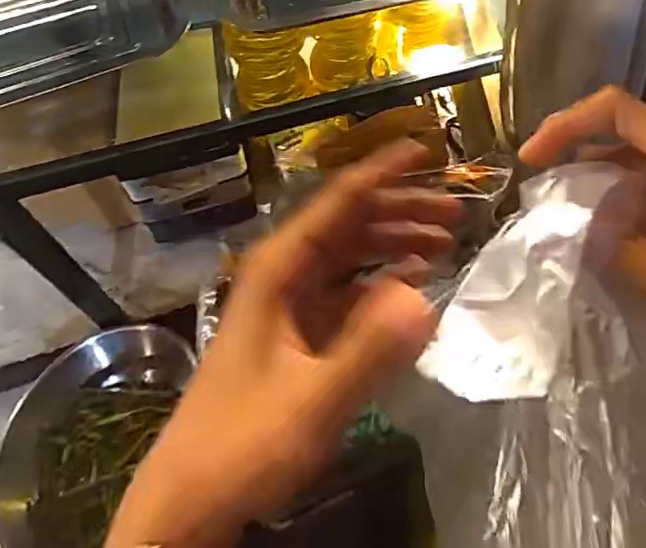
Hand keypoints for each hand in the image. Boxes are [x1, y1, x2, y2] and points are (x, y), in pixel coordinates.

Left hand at [107, 141, 461, 547]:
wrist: (190, 498)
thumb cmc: (242, 443)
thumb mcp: (311, 402)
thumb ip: (368, 351)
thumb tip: (425, 298)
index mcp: (278, 266)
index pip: (338, 199)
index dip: (382, 170)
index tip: (424, 148)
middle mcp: (284, 269)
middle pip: (350, 220)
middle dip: (402, 208)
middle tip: (455, 210)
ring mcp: (290, 297)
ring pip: (351, 250)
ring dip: (396, 238)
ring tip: (446, 239)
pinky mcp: (299, 326)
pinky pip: (348, 286)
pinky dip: (383, 277)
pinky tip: (414, 278)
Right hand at [519, 87, 645, 441]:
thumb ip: (632, 258)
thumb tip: (572, 232)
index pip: (622, 112)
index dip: (569, 123)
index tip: (531, 161)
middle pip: (620, 141)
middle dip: (571, 165)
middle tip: (535, 209)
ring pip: (630, 175)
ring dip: (591, 196)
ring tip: (554, 230)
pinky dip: (615, 221)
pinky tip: (593, 249)